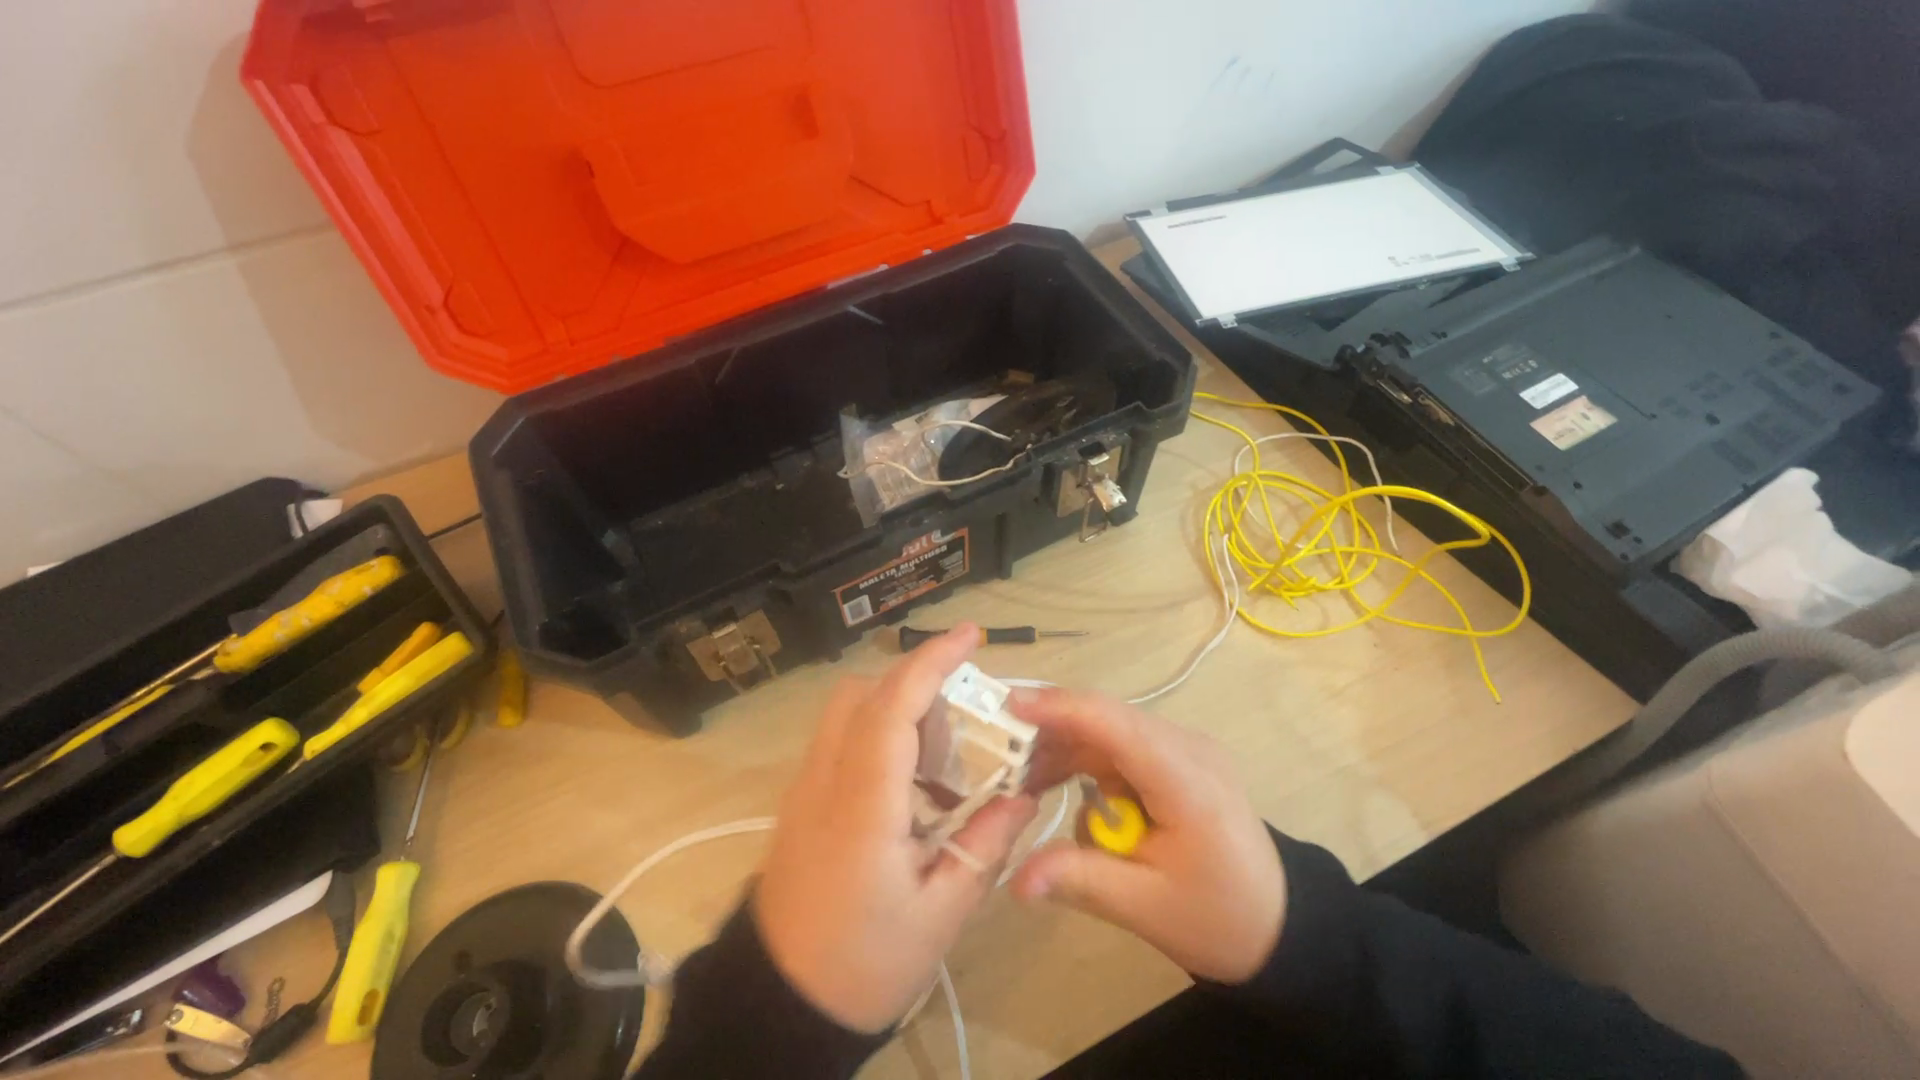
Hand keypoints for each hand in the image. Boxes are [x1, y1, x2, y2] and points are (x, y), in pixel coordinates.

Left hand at [753, 625, 1038, 1032]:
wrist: (780, 1003)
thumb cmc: (865, 964)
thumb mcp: (940, 916)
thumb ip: (983, 846)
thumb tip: (1023, 797)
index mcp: (863, 805)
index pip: (893, 707)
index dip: (931, 661)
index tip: (970, 634)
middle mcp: (826, 780)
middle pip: (863, 695)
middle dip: (917, 682)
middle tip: (969, 716)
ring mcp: (805, 789)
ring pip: (846, 713)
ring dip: (896, 707)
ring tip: (947, 754)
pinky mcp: (800, 804)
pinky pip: (839, 741)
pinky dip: (878, 734)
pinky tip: (913, 784)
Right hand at [1008, 689, 1285, 984]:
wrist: (1278, 925)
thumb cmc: (1218, 917)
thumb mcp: (1147, 907)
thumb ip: (1080, 880)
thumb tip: (1014, 879)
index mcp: (1187, 779)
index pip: (1116, 725)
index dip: (1060, 709)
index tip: (1005, 706)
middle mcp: (1186, 748)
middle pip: (1104, 720)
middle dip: (1045, 730)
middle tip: (989, 752)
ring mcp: (1182, 751)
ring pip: (1105, 731)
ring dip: (1059, 747)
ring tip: (1012, 777)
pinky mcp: (1173, 762)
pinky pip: (1117, 748)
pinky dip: (1080, 762)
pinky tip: (1049, 785)